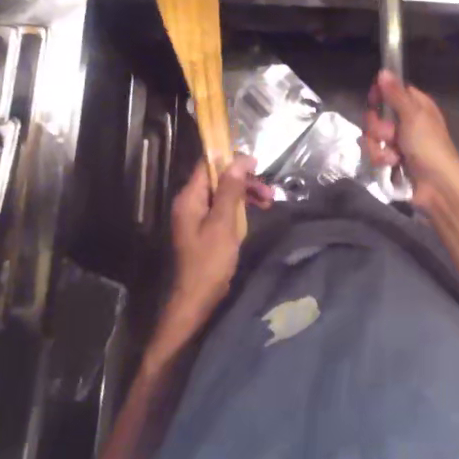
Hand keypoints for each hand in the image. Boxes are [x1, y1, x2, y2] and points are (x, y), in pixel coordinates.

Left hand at [168, 155, 267, 316]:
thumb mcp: (223, 223)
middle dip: (244, 181)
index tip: (257, 164)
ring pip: (223, 194)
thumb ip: (229, 190)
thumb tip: (239, 159)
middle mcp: (190, 202)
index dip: (231, 160)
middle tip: (269, 192)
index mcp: (189, 197)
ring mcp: (197, 216)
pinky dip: (239, 209)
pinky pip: (223, 209)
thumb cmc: (209, 261)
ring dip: (245, 195)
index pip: (207, 164)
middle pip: (218, 179)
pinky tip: (255, 213)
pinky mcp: (205, 229)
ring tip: (268, 202)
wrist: (197, 299)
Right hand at [362, 71, 458, 211]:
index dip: (380, 95)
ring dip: (379, 146)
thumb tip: (383, 71)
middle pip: (377, 114)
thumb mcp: (412, 116)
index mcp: (416, 106)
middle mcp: (406, 121)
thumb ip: (395, 94)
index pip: (391, 91)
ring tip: (393, 156)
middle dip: (378, 127)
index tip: (374, 100)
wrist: (436, 186)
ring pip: (372, 135)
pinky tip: (393, 165)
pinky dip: (382, 159)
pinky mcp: (392, 159)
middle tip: (390, 135)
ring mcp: (398, 141)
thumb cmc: (429, 147)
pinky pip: (375, 152)